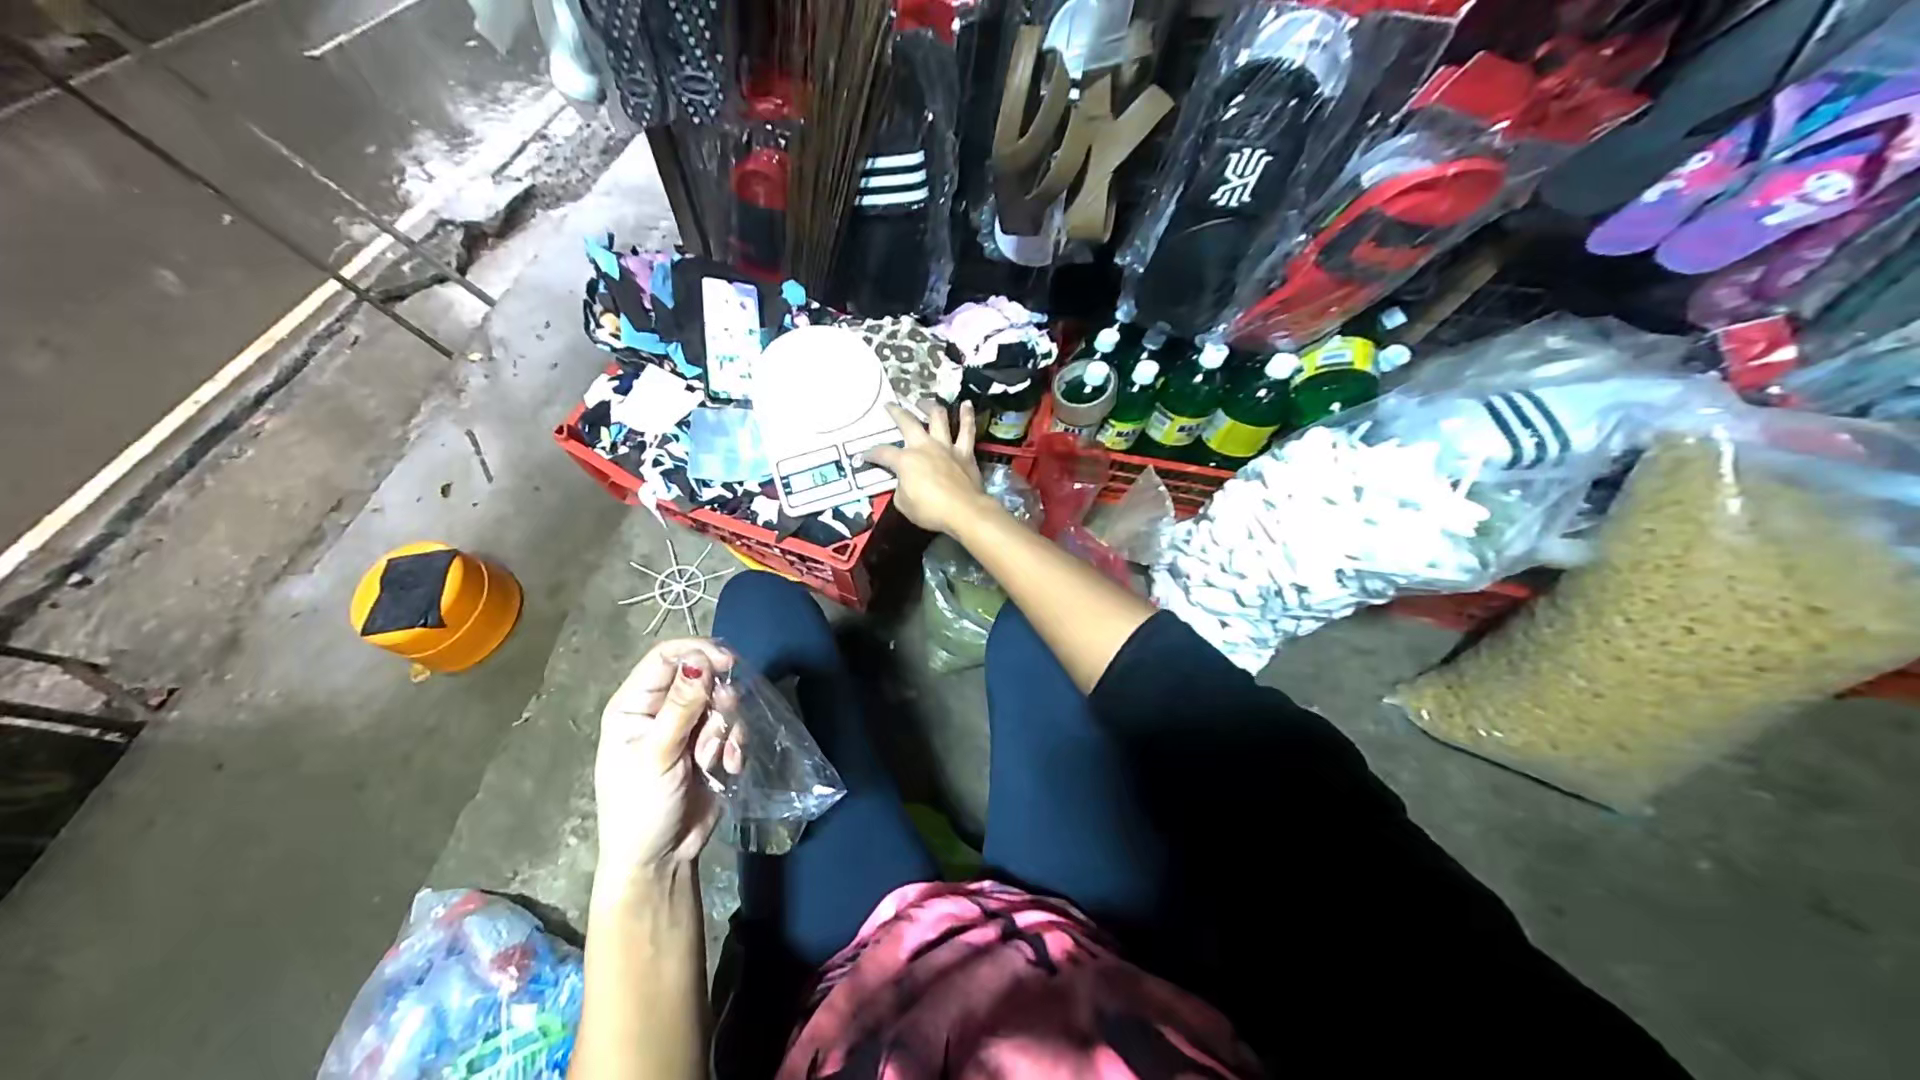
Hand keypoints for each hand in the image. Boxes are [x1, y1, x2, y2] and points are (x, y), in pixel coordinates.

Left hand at [594, 639, 743, 878]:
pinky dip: (735, 745)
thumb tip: (699, 659)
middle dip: (716, 701)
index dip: (698, 653)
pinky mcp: (711, 746)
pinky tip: (726, 767)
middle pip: (702, 677)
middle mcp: (662, 710)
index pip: (667, 657)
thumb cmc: (641, 808)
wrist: (660, 860)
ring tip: (711, 759)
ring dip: (724, 729)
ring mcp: (688, 728)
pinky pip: (735, 727)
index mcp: (634, 705)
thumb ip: (681, 706)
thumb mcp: (657, 756)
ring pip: (722, 702)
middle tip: (716, 728)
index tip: (729, 663)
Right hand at [864, 400, 990, 535]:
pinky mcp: (965, 452)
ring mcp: (946, 446)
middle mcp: (924, 446)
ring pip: (938, 418)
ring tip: (923, 401)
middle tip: (890, 405)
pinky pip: (967, 430)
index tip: (865, 455)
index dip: (872, 453)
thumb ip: (901, 488)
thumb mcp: (904, 504)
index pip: (883, 453)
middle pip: (907, 423)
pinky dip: (967, 416)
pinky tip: (966, 404)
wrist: (964, 511)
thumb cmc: (930, 510)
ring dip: (929, 406)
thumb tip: (905, 482)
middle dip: (896, 412)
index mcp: (905, 460)